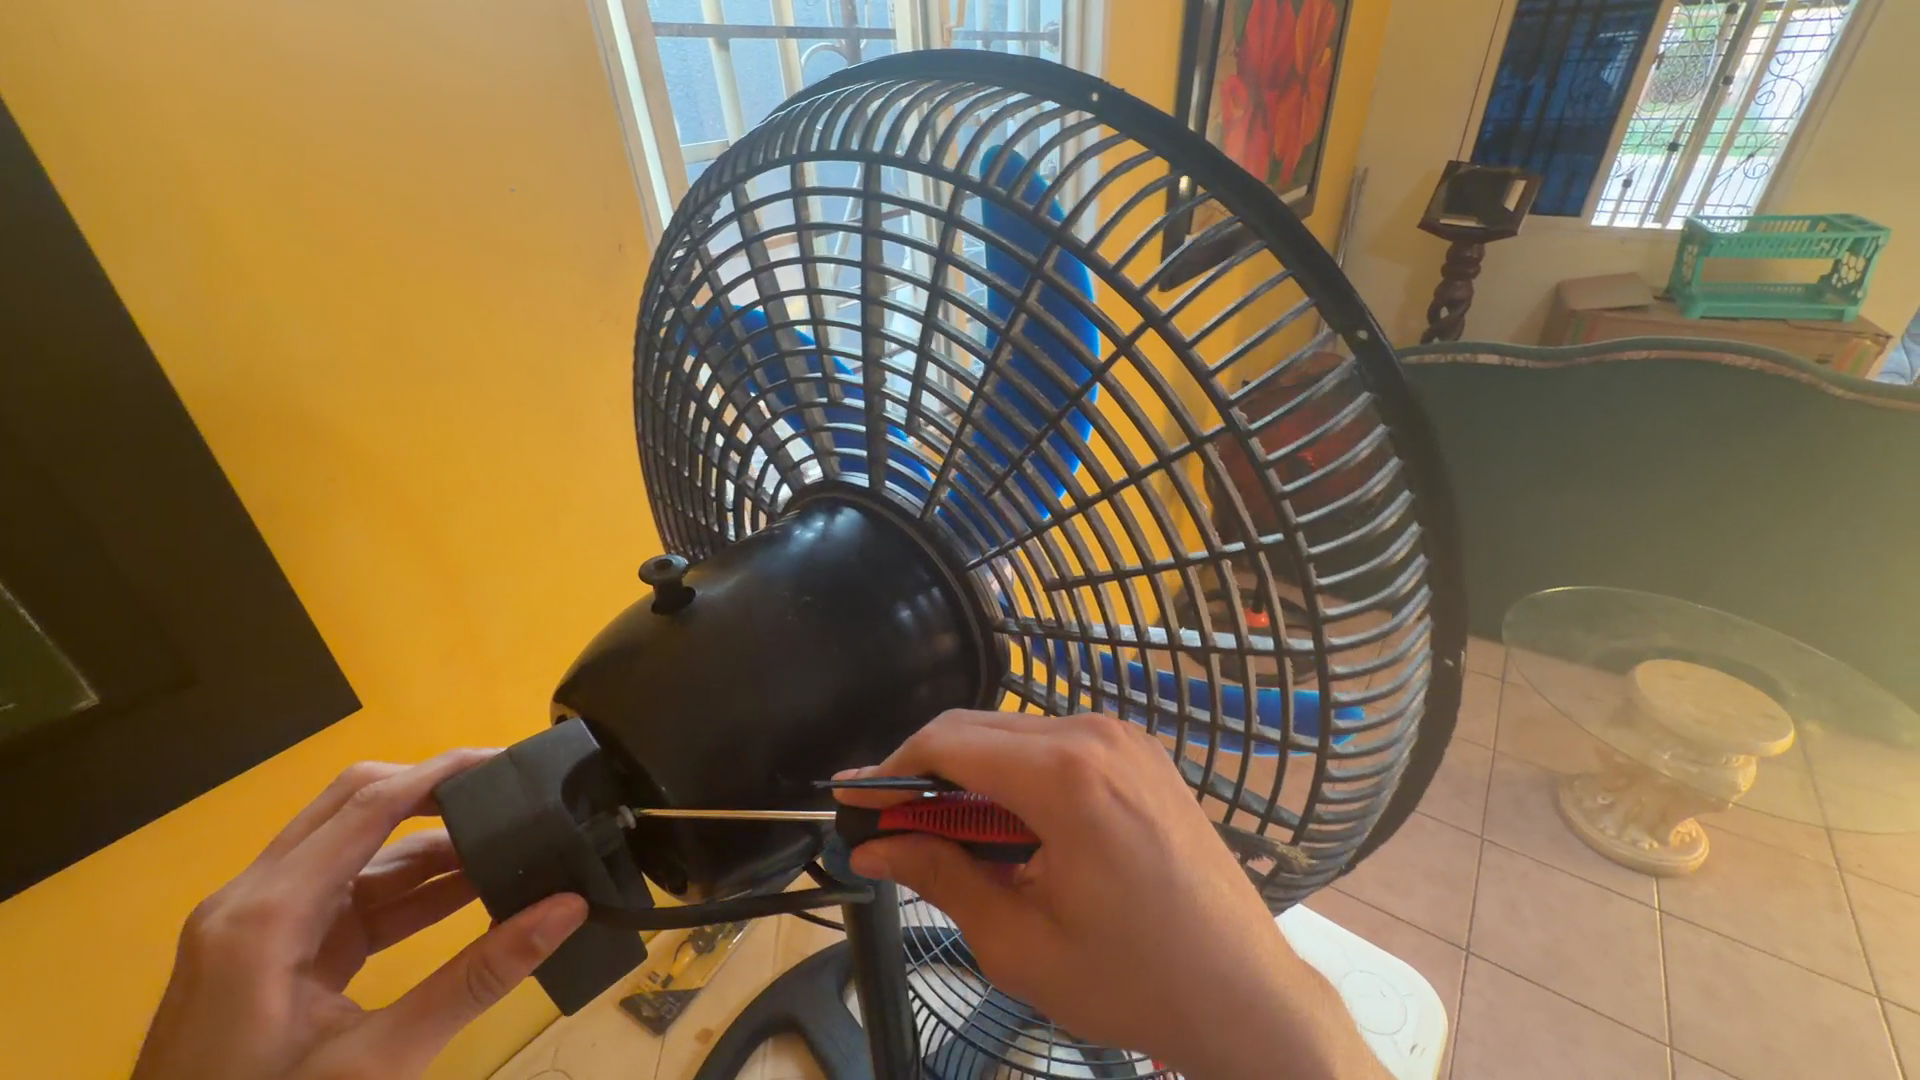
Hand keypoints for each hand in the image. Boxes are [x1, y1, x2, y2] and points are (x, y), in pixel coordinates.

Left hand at [132, 749, 588, 1079]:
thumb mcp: (378, 1060)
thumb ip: (476, 978)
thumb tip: (569, 906)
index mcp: (266, 915)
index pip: (369, 805)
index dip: (444, 771)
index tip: (512, 759)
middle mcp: (253, 900)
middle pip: (357, 805)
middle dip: (438, 792)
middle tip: (512, 792)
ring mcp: (259, 924)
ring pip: (360, 847)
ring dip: (434, 843)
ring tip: (511, 844)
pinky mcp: (274, 949)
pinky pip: (354, 893)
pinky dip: (414, 888)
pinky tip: (473, 890)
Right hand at [837, 711, 1385, 1079]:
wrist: (1245, 993)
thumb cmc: (1132, 978)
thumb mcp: (1018, 940)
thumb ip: (939, 875)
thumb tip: (874, 844)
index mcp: (1066, 774)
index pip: (949, 741)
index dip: (892, 767)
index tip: (854, 799)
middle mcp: (1096, 734)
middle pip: (979, 727)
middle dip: (927, 770)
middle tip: (892, 823)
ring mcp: (1125, 737)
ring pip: (1016, 733)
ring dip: (971, 773)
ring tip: (946, 832)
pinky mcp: (1141, 752)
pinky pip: (1056, 743)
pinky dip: (1016, 773)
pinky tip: (1008, 824)